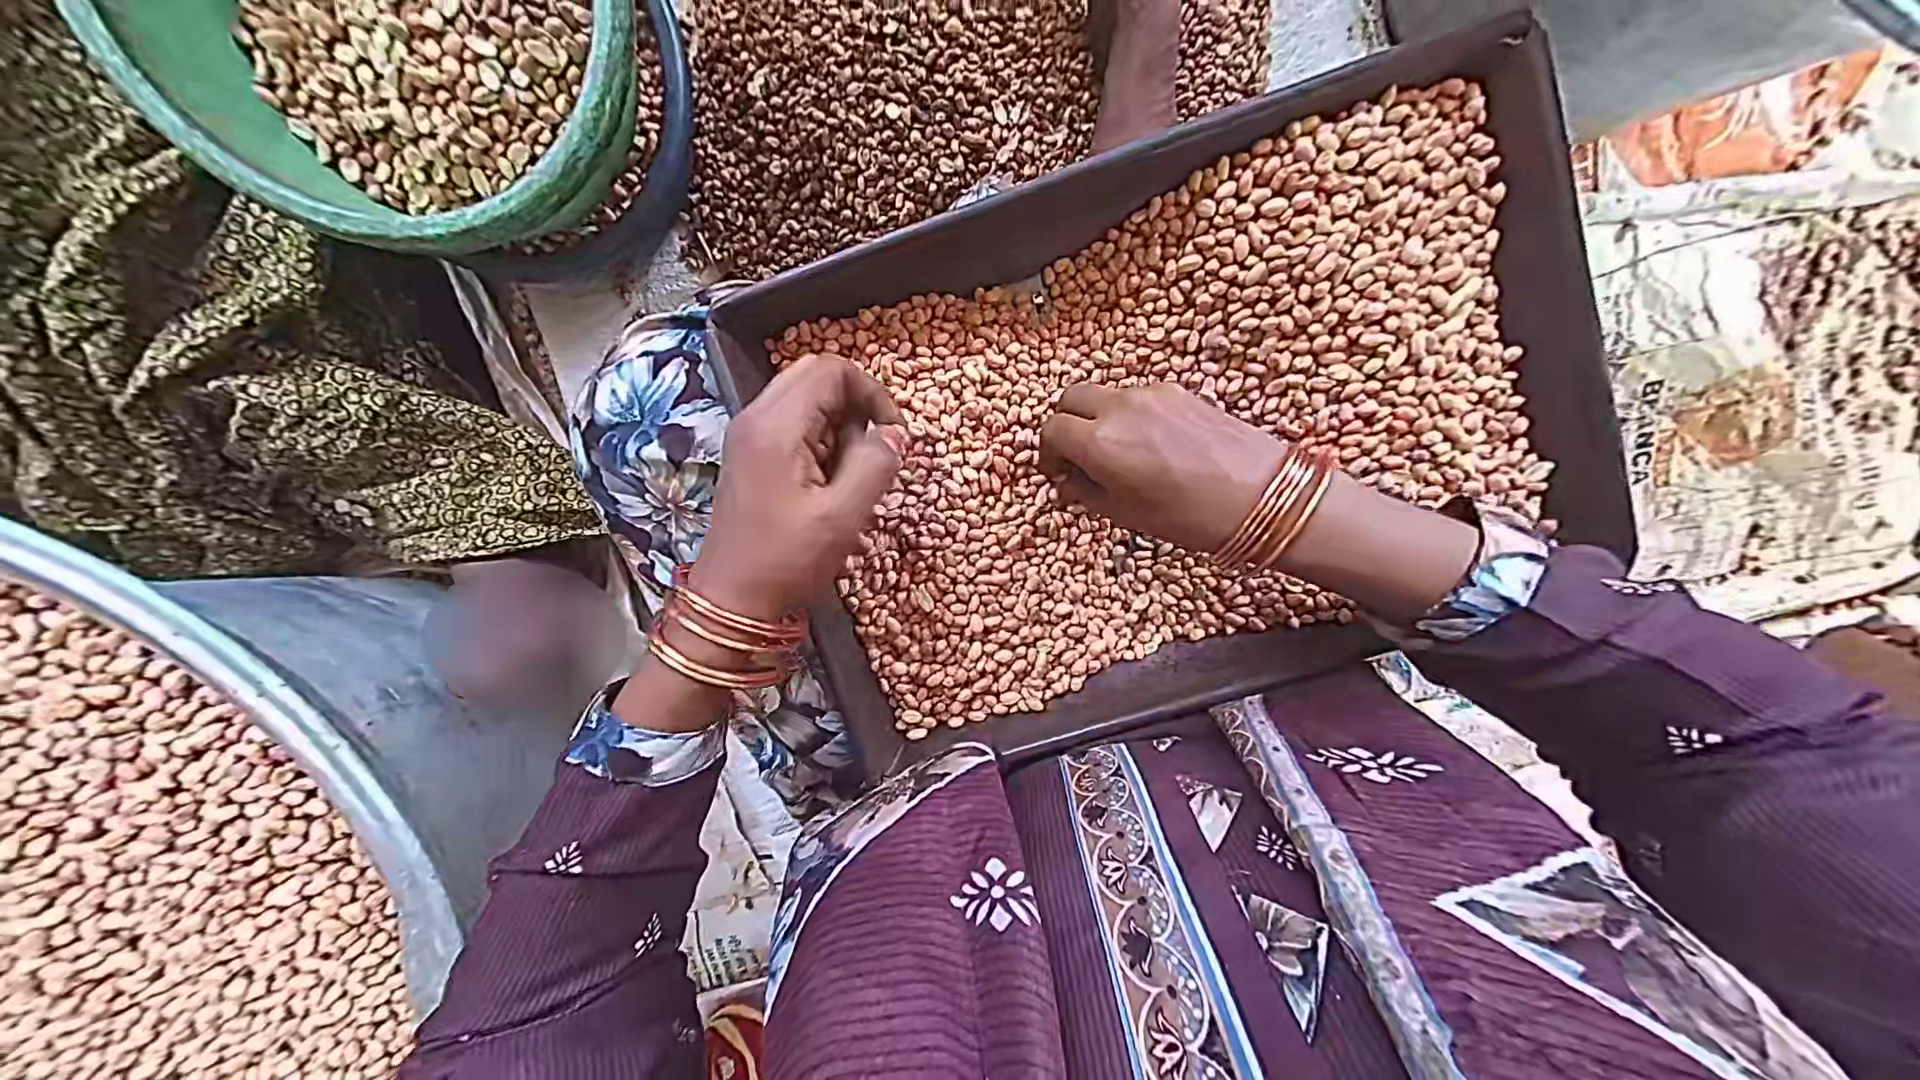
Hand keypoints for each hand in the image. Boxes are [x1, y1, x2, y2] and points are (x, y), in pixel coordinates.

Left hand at [691, 354, 907, 618]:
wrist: (733, 599)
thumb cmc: (786, 561)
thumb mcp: (842, 516)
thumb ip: (875, 465)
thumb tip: (896, 434)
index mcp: (776, 426)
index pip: (831, 370)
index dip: (873, 393)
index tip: (893, 434)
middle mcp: (757, 419)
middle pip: (817, 378)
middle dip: (857, 408)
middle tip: (875, 451)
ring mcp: (750, 437)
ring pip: (808, 403)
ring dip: (841, 430)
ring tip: (849, 479)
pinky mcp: (752, 457)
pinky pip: (796, 429)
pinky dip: (823, 446)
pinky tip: (829, 487)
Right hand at [1038, 382, 1284, 552]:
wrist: (1264, 496)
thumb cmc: (1192, 516)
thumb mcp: (1125, 514)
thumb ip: (1084, 490)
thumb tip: (1067, 479)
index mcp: (1100, 442)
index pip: (1051, 430)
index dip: (1047, 452)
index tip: (1057, 471)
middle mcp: (1120, 407)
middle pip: (1071, 398)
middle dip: (1066, 424)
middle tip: (1077, 454)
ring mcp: (1152, 393)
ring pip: (1105, 395)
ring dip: (1097, 418)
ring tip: (1117, 452)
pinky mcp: (1180, 390)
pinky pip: (1137, 396)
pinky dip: (1128, 414)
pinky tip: (1149, 443)